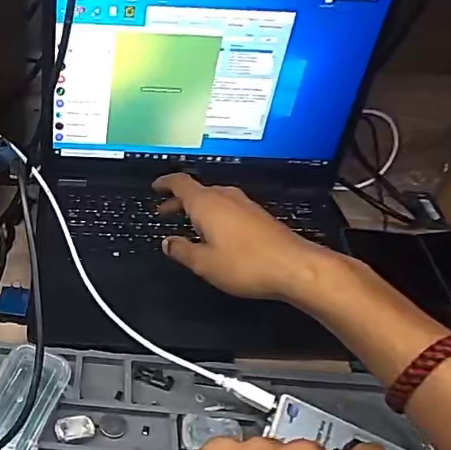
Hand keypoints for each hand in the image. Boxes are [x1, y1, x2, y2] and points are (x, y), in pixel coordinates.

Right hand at [152, 173, 342, 301]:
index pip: (180, 183)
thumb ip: (182, 250)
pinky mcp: (259, 217)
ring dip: (198, 208)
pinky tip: (216, 233)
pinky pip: (230, 209)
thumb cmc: (249, 264)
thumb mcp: (204, 263)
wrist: (294, 267)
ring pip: (214, 199)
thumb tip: (169, 243)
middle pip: (197, 191)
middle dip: (179, 200)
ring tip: (189, 223)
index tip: (156, 187)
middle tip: (166, 210)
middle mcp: (226, 198)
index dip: (165, 184)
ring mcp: (245, 205)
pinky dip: (216, 216)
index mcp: (207, 204)